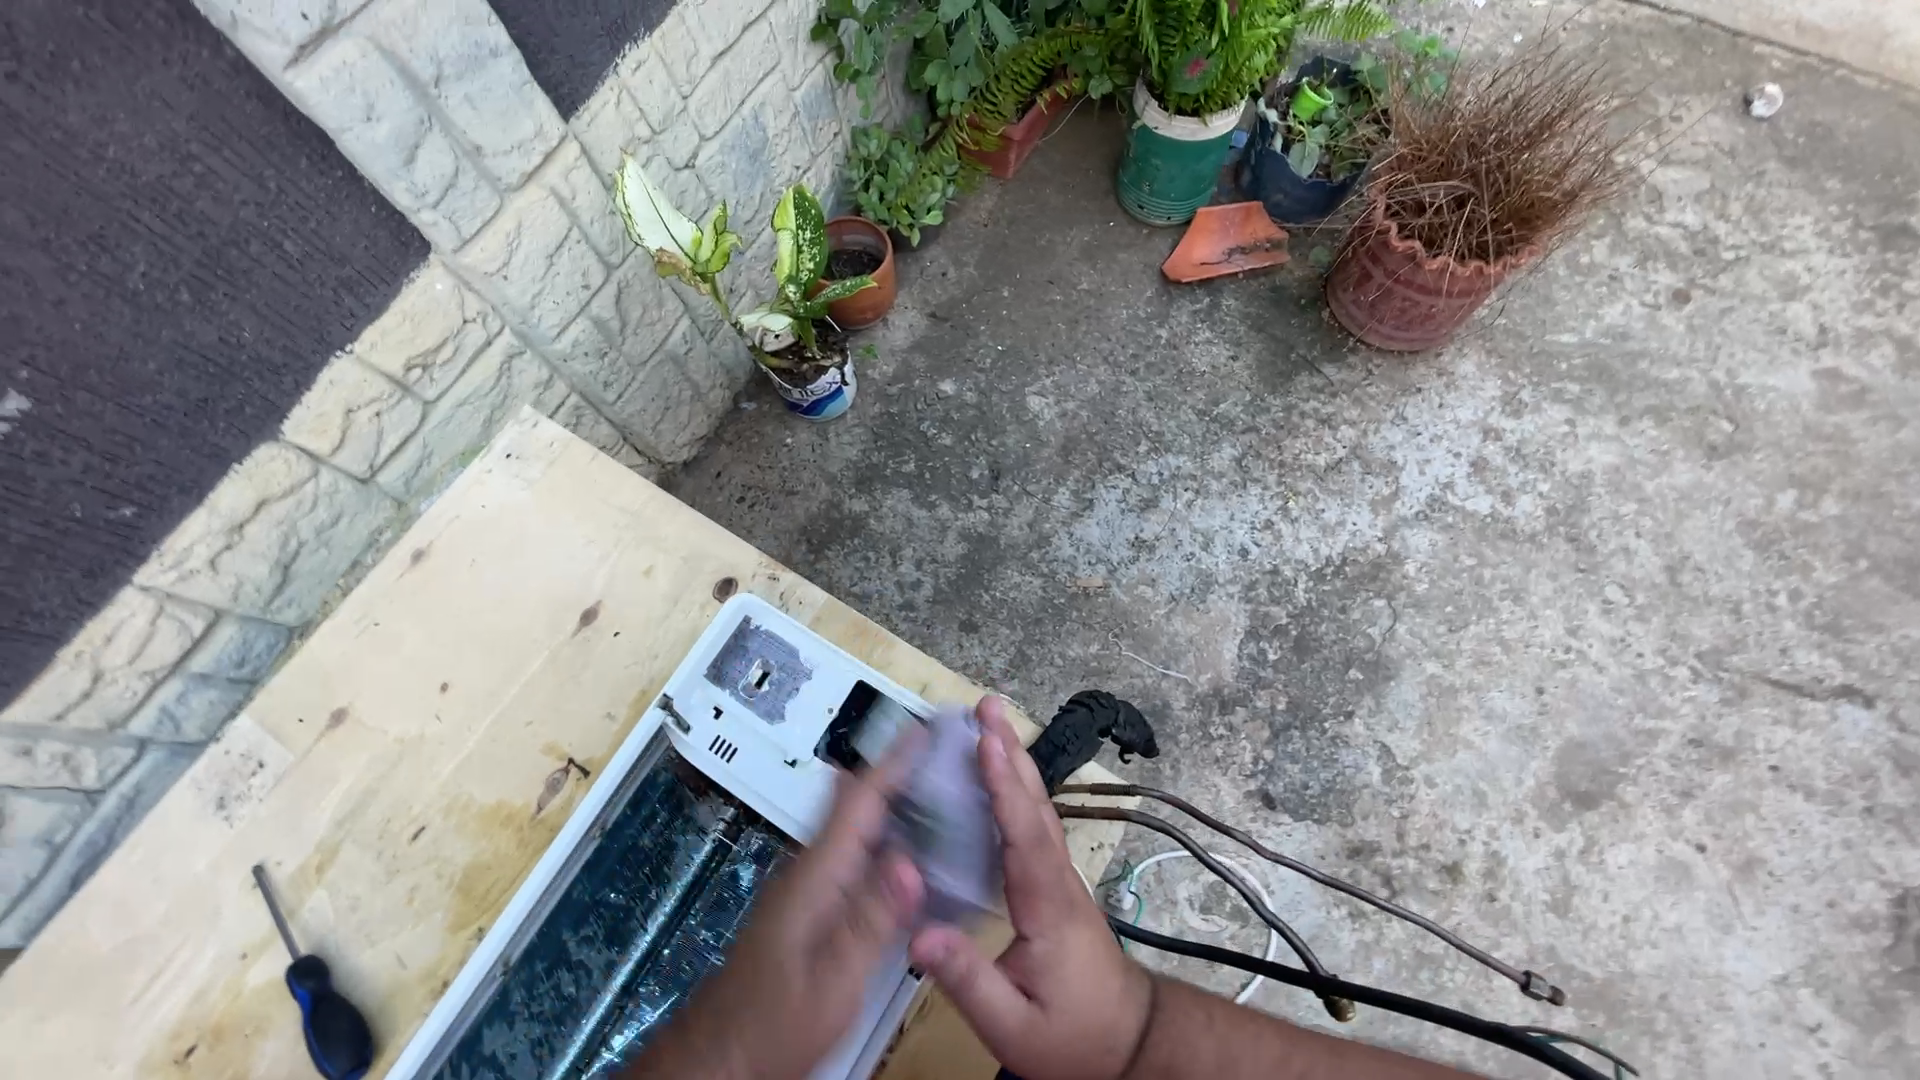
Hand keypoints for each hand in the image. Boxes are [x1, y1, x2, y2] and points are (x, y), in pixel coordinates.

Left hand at [628, 748, 925, 1079]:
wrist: (720, 1056)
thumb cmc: (770, 1025)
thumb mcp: (832, 981)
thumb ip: (870, 922)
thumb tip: (909, 863)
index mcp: (816, 877)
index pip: (857, 801)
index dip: (893, 762)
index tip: (925, 729)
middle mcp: (812, 870)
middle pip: (856, 803)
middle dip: (898, 771)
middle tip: (942, 755)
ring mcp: (810, 886)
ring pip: (857, 826)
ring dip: (895, 802)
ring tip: (941, 791)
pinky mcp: (814, 905)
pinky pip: (856, 855)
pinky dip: (887, 837)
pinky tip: (916, 851)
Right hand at [909, 696, 1154, 1079]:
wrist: (1126, 1041)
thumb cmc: (1072, 1036)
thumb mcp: (1014, 1026)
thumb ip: (967, 980)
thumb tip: (920, 934)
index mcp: (1047, 906)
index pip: (1024, 836)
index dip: (1004, 787)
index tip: (987, 742)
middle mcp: (1057, 879)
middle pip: (1035, 805)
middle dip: (1009, 751)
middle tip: (987, 706)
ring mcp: (1058, 877)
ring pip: (1036, 808)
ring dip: (1012, 761)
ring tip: (989, 722)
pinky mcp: (1052, 882)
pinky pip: (1030, 824)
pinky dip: (1013, 789)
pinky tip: (993, 775)